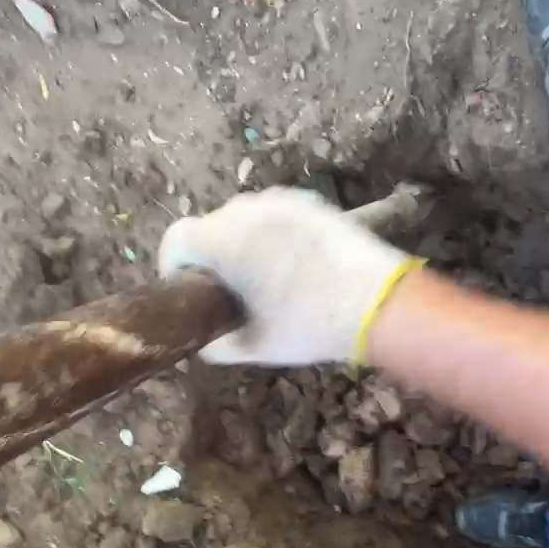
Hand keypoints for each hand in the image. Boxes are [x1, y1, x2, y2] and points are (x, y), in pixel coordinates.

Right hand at [158, 187, 418, 365]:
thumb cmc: (309, 325)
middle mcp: (246, 211)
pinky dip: (270, 233)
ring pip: (243, 217)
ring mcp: (281, 201)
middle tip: (226, 290)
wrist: (376, 302)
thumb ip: (221, 346)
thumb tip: (205, 346)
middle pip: (209, 226)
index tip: (185, 287)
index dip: (172, 264)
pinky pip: (275, 214)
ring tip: (260, 276)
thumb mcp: (259, 347)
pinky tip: (291, 263)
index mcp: (223, 241)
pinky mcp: (310, 202)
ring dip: (240, 242)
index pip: (176, 238)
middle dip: (209, 256)